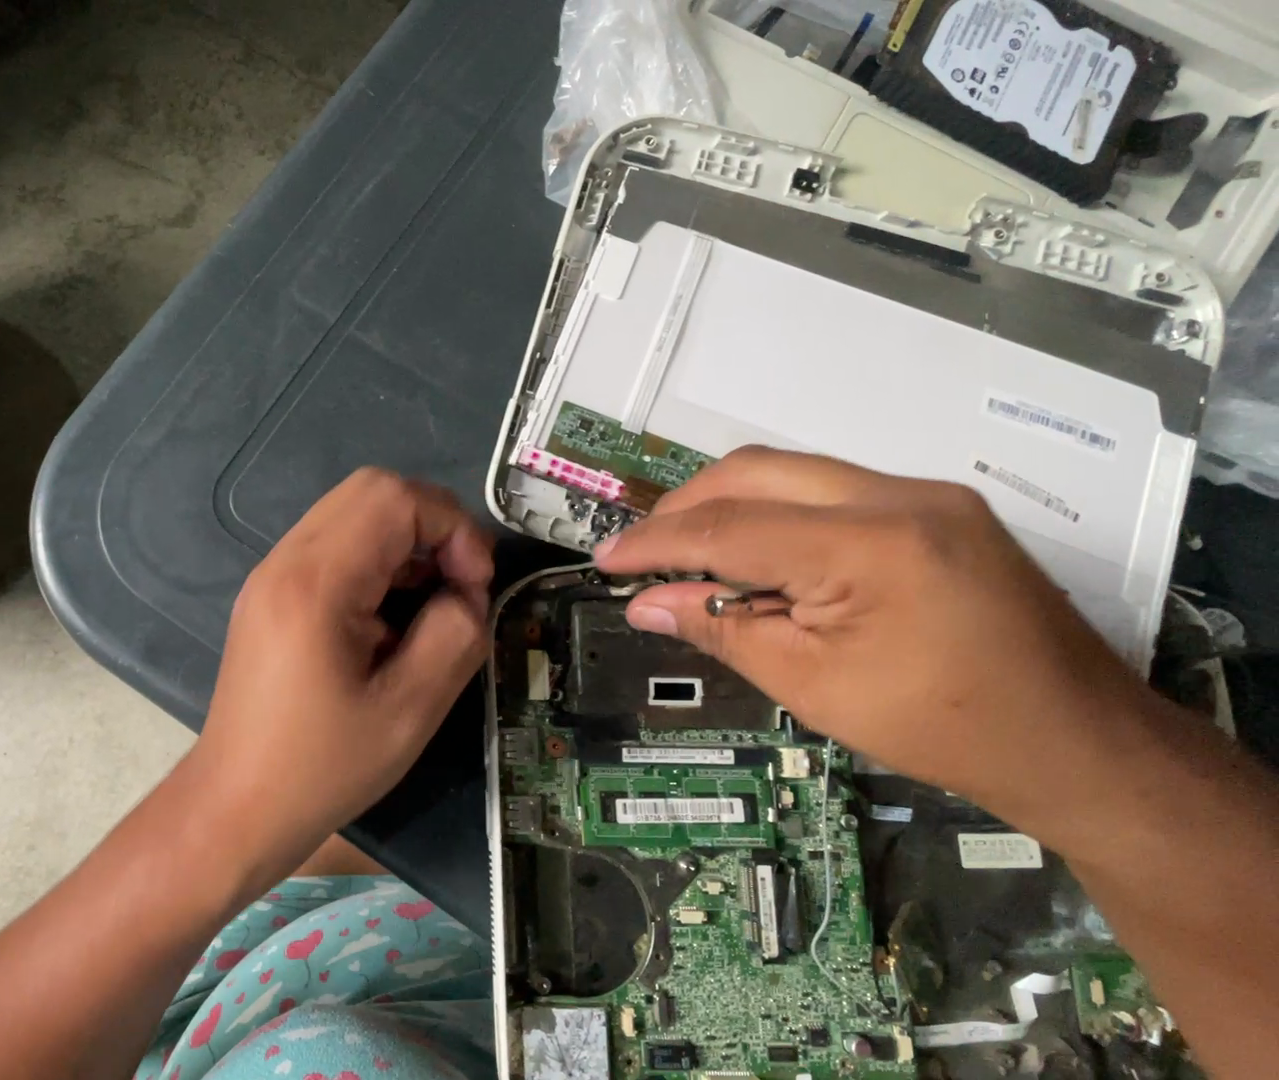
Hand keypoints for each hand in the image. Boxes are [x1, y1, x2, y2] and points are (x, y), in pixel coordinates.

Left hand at [188, 468, 494, 875]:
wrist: (236, 806)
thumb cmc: (321, 768)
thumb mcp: (409, 711)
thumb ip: (454, 634)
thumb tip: (467, 593)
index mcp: (315, 581)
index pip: (394, 497)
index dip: (452, 527)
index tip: (475, 586)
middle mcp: (285, 560)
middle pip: (372, 490)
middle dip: (432, 526)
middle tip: (458, 587)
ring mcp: (271, 574)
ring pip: (352, 513)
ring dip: (405, 544)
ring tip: (429, 605)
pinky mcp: (270, 594)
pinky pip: (333, 546)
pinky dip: (376, 561)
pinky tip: (390, 617)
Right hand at [592, 446, 1156, 811]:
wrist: (1079, 741)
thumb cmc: (942, 727)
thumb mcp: (813, 686)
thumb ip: (722, 631)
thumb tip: (644, 603)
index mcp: (870, 545)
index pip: (730, 527)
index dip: (656, 542)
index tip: (605, 559)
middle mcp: (899, 496)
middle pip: (755, 471)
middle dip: (685, 505)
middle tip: (642, 551)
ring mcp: (924, 494)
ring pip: (790, 471)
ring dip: (727, 504)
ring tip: (688, 554)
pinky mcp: (936, 507)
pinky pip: (828, 490)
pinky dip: (773, 514)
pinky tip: (757, 558)